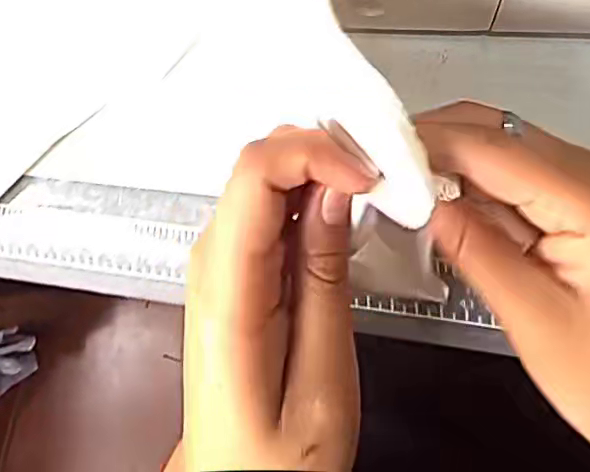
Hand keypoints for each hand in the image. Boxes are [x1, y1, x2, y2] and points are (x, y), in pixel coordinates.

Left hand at [170, 127, 376, 471]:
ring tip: (368, 185)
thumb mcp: (322, 379)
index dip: (316, 154)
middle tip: (377, 171)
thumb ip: (326, 274)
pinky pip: (271, 196)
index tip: (366, 174)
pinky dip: (311, 185)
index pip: (256, 173)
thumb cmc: (274, 458)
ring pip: (266, 170)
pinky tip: (342, 204)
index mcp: (227, 289)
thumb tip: (335, 191)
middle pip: (260, 160)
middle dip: (324, 149)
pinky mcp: (236, 257)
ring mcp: (219, 253)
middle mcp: (211, 258)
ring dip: (321, 164)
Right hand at [417, 103, 589, 471]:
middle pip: (496, 131)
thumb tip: (424, 200)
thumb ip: (476, 251)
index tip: (380, 151)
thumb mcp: (538, 324)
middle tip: (384, 163)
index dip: (429, 142)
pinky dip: (476, 184)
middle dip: (436, 140)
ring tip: (403, 183)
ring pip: (503, 148)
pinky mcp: (580, 208)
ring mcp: (589, 189)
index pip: (490, 145)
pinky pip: (517, 177)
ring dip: (452, 161)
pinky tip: (445, 204)